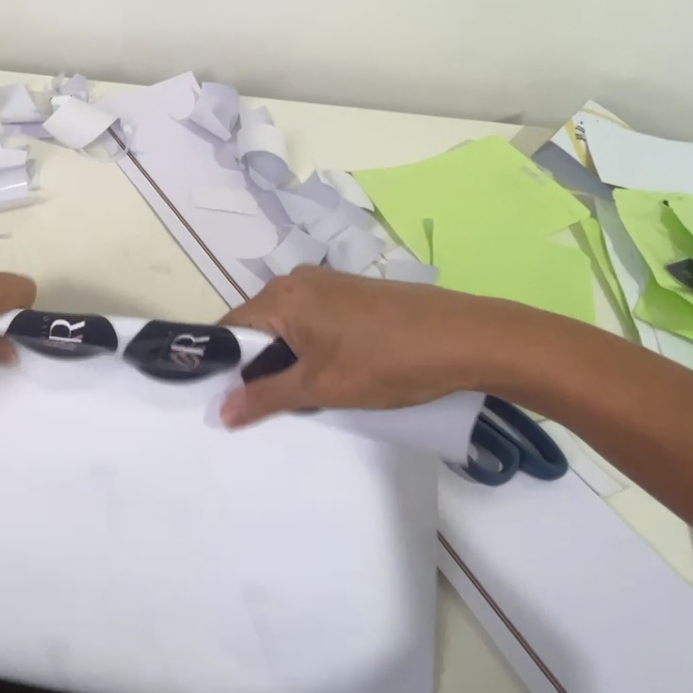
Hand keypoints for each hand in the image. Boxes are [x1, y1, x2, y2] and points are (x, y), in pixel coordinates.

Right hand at [217, 266, 514, 427]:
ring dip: (293, 358)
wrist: (471, 339)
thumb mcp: (321, 388)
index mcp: (281, 296)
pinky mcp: (354, 291)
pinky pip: (315, 319)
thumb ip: (265, 398)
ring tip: (317, 389)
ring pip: (289, 326)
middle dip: (264, 365)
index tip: (235, 397)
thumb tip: (222, 412)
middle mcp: (297, 280)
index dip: (225, 365)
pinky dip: (316, 346)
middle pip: (259, 327)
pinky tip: (343, 370)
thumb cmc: (387, 362)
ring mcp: (329, 283)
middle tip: (283, 401)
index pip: (230, 329)